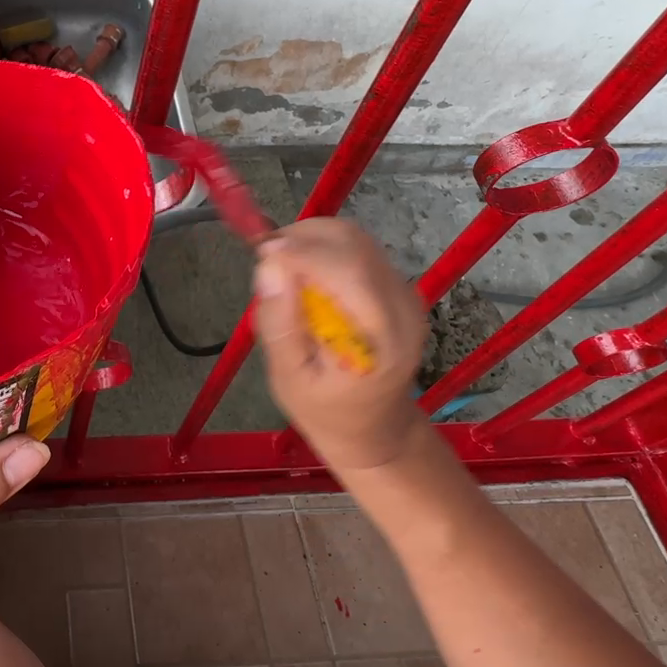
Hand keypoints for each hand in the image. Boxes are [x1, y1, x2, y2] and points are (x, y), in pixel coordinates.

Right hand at [252, 218, 428, 473]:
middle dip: (303, 237)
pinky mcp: (397, 286)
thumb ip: (280, 324)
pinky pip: (357, 248)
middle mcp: (403, 307)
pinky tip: (304, 275)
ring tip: (282, 267)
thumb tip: (269, 266)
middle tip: (266, 259)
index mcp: (382, 338)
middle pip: (354, 243)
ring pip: (355, 238)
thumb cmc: (326, 410)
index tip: (261, 251)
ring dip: (311, 240)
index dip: (303, 250)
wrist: (375, 429)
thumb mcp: (289, 379)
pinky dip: (323, 248)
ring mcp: (405, 293)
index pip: (348, 271)